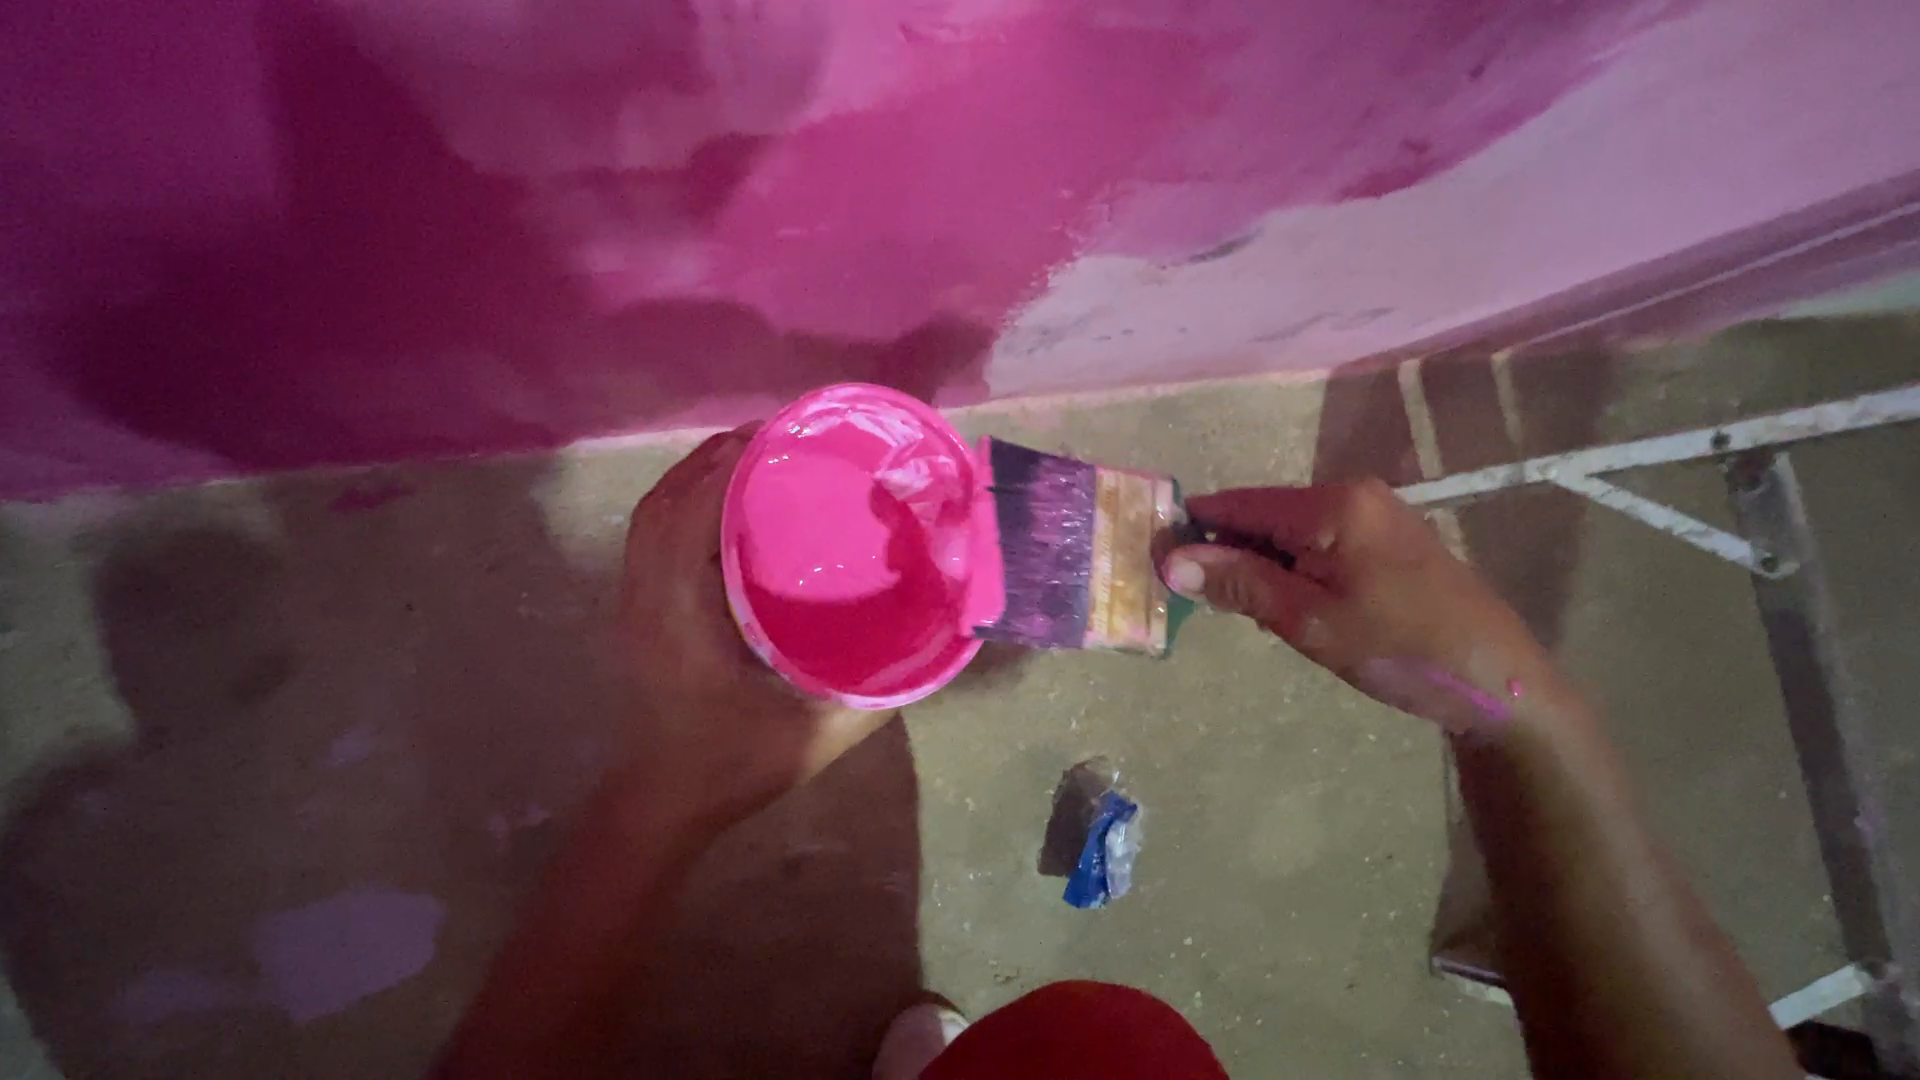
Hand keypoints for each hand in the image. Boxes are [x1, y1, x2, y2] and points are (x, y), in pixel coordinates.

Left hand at [615, 425, 894, 834]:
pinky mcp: (636, 609)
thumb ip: (878, 693)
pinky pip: (648, 533)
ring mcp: (632, 602)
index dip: (728, 466)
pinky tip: (724, 503)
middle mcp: (647, 598)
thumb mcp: (819, 736)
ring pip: (650, 512)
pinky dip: (682, 500)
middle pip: (666, 500)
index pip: (691, 516)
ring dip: (696, 473)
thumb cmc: (735, 768)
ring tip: (755, 456)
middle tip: (781, 438)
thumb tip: (934, 643)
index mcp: (683, 618)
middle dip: (717, 457)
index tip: (780, 436)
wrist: (665, 802)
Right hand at [1162, 480, 1562, 732]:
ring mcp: (1373, 514)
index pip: (1236, 504)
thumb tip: (1169, 560)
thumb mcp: (1306, 620)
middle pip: (1260, 515)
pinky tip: (1288, 606)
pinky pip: (1316, 542)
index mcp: (1331, 504)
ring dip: (1257, 566)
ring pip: (1286, 532)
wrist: (1499, 682)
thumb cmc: (1399, 648)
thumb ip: (1238, 583)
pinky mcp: (1385, 539)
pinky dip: (1290, 569)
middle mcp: (1351, 494)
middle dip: (1226, 553)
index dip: (1192, 531)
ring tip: (1245, 612)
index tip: (1157, 565)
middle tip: (1203, 603)